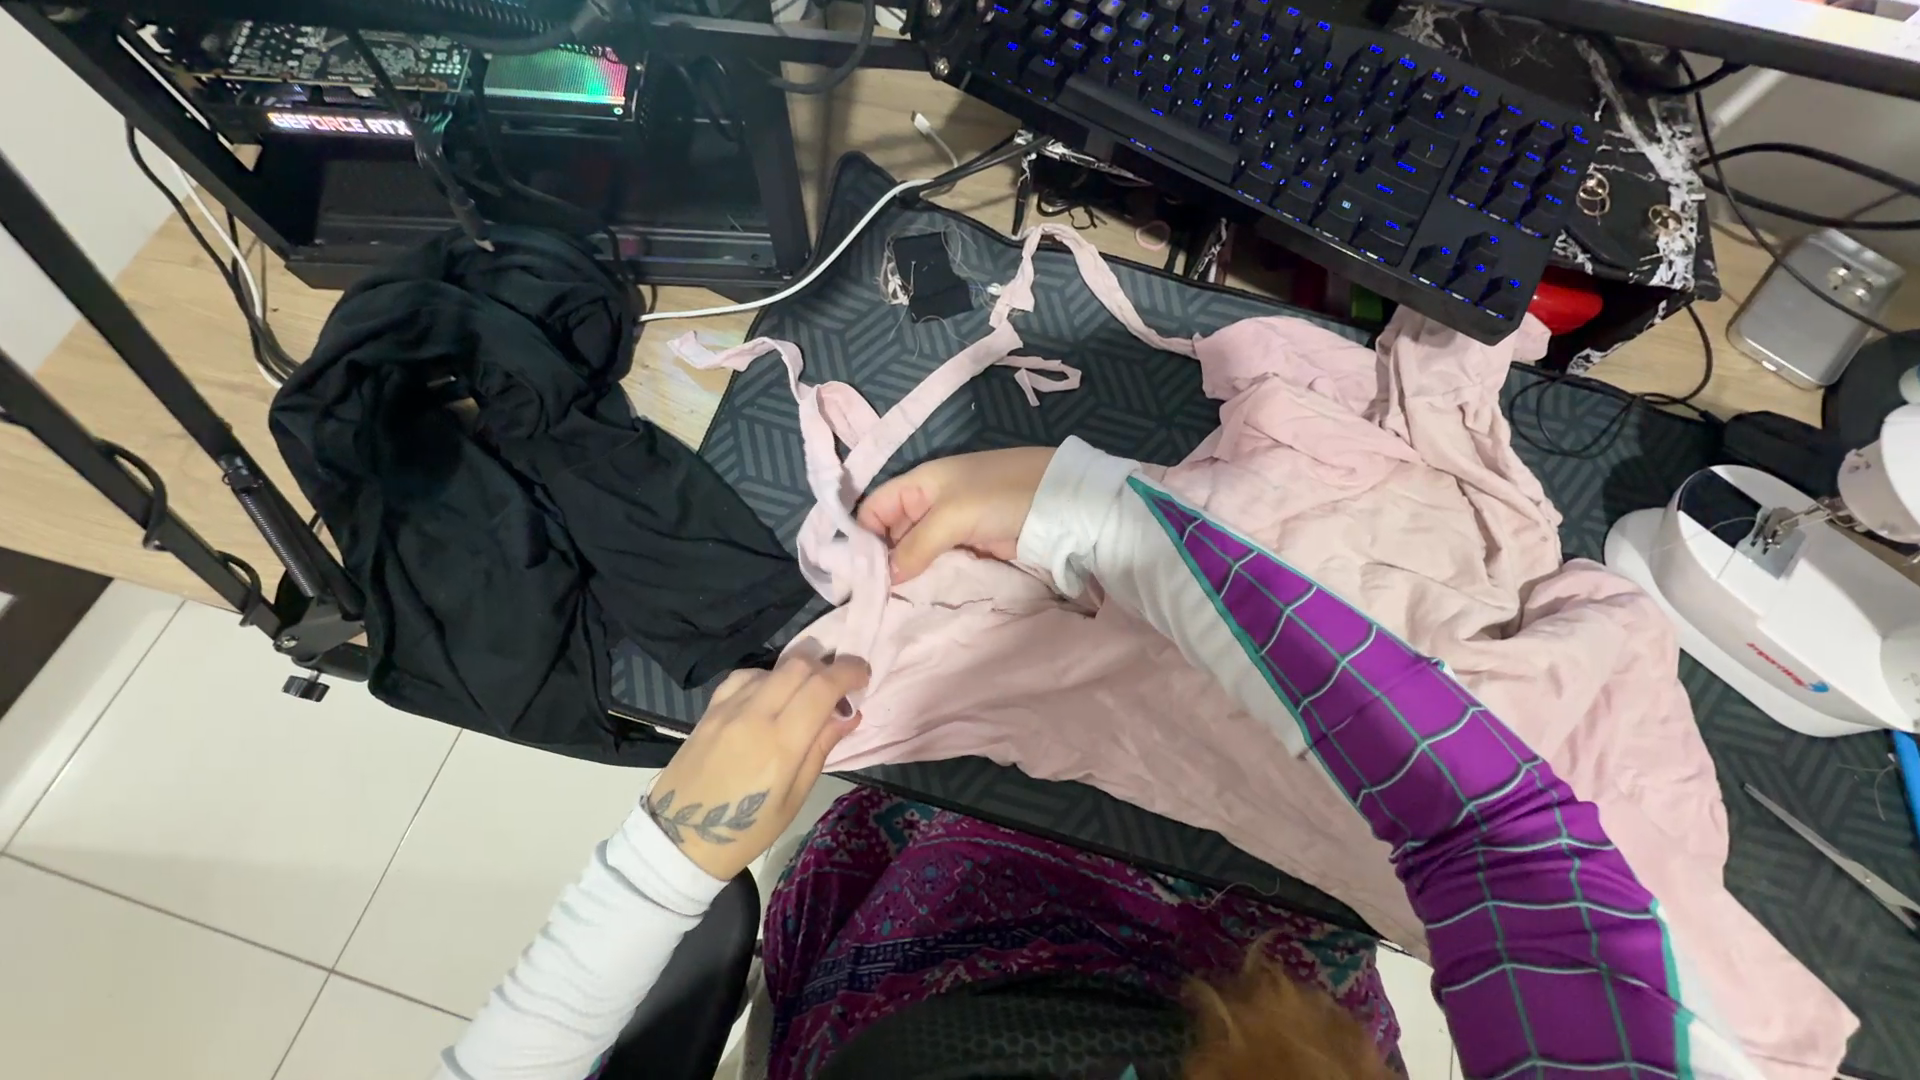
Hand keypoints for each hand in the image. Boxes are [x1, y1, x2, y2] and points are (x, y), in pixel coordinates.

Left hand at [646, 653, 869, 880]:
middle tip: (839, 685)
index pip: (822, 686)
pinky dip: (767, 677)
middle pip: (799, 665)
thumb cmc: (746, 830)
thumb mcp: (794, 798)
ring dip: (798, 672)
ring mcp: (728, 709)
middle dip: (827, 667)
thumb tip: (848, 714)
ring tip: (806, 695)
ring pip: (773, 667)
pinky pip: (745, 676)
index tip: (864, 676)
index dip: (849, 673)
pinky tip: (771, 695)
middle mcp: (754, 716)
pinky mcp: (709, 710)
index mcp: (781, 744)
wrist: (678, 841)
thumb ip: (821, 748)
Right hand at [855, 446, 1055, 582]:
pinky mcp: (972, 546)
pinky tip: (915, 600)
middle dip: (880, 561)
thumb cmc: (1001, 496)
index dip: (859, 536)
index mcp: (919, 484)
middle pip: (892, 533)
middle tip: (867, 599)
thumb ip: (916, 545)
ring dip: (904, 574)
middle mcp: (929, 504)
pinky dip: (928, 578)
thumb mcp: (952, 515)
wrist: (1060, 502)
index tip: (851, 574)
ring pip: (915, 552)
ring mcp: (951, 526)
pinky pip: (940, 563)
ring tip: (886, 606)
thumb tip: (886, 575)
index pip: (874, 508)